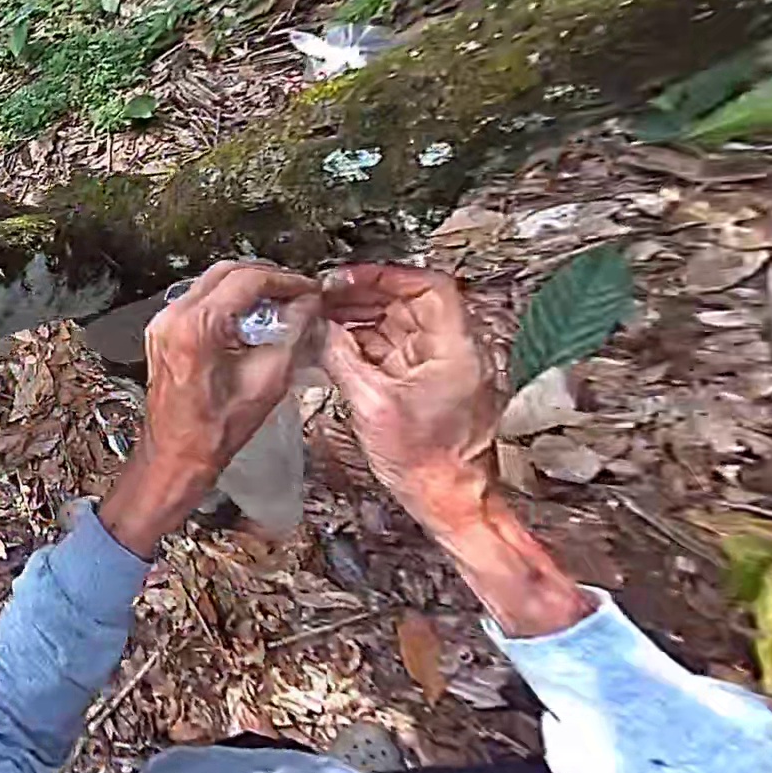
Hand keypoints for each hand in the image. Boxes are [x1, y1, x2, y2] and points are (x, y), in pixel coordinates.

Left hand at [99, 261, 321, 555]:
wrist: (175, 452)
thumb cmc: (214, 430)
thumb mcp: (267, 382)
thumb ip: (291, 334)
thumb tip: (307, 305)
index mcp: (195, 328)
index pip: (247, 281)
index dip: (285, 280)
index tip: (307, 289)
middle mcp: (172, 319)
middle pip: (226, 272)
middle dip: (266, 277)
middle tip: (296, 292)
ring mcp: (162, 324)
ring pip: (209, 282)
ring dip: (245, 287)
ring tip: (278, 303)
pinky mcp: (161, 332)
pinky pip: (196, 300)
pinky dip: (226, 301)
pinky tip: (249, 317)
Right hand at [320, 264, 497, 531]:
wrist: (444, 496)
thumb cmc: (425, 460)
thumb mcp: (372, 403)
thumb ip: (341, 357)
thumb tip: (316, 327)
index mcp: (454, 350)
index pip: (428, 288)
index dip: (384, 276)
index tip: (345, 279)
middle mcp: (449, 351)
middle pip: (405, 301)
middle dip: (360, 294)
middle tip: (321, 296)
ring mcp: (432, 365)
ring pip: (392, 321)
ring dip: (354, 315)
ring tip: (319, 316)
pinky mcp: (415, 379)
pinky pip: (384, 345)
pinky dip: (356, 338)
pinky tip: (329, 340)